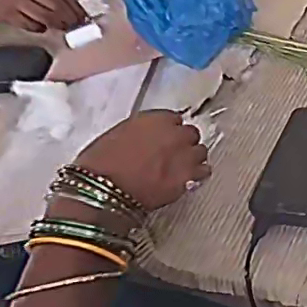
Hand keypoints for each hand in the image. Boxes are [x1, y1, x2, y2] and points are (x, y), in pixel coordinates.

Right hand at [0, 0, 85, 33]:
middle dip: (71, 19)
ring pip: (46, 17)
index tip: (85, 18)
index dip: (76, 8)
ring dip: (58, 26)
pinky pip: (31, 25)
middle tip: (77, 27)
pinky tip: (41, 27)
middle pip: (57, 7)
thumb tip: (73, 8)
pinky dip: (40, 28)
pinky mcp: (9, 15)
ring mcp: (17, 2)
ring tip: (62, 28)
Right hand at [68, 110, 209, 211]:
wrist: (105, 189)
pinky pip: (204, 171)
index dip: (170, 129)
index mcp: (156, 119)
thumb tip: (149, 139)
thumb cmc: (102, 163)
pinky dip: (198, 173)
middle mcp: (175, 134)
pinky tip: (189, 178)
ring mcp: (185, 156)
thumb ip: (142, 131)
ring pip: (201, 151)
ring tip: (182, 165)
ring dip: (193, 157)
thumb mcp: (118, 134)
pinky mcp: (189, 178)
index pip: (175, 118)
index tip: (166, 136)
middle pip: (191, 133)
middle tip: (174, 152)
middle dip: (184, 142)